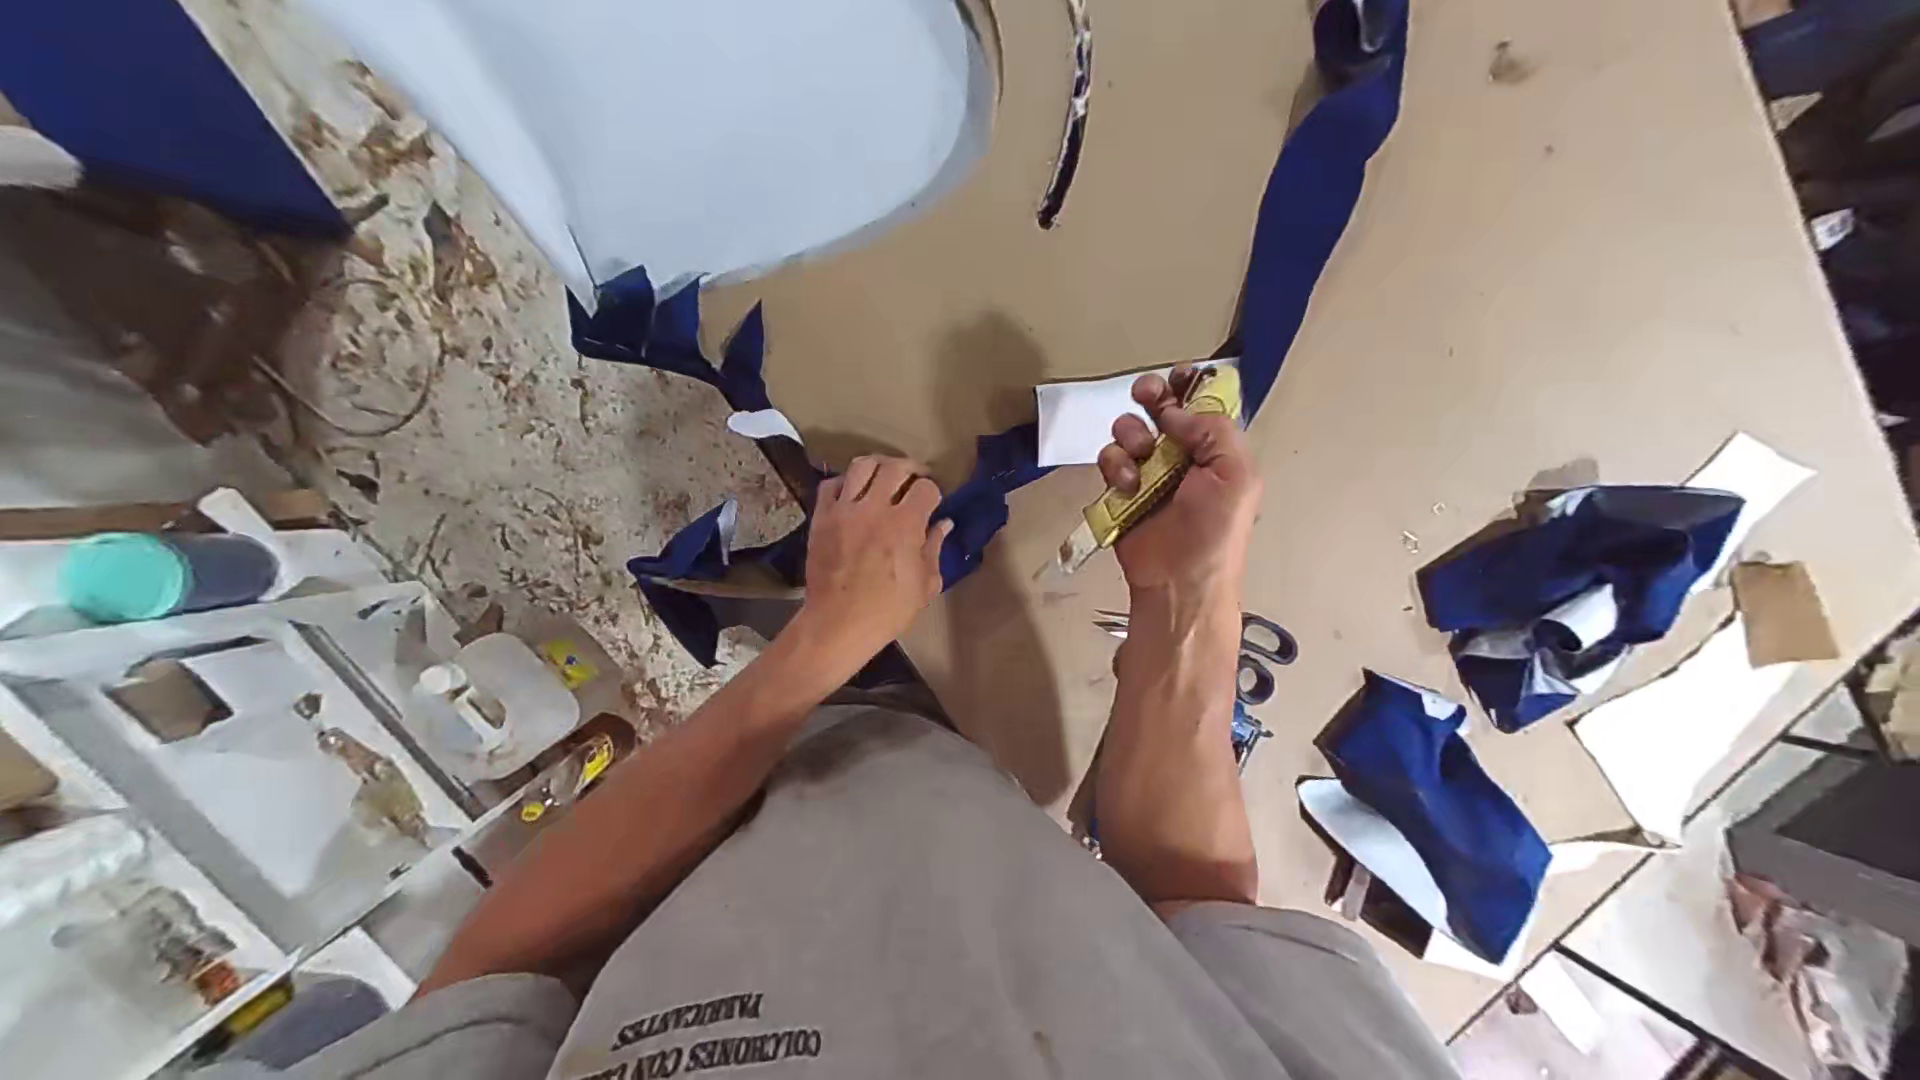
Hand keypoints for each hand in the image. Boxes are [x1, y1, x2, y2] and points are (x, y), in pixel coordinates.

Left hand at [796, 455, 951, 667]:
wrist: (839, 623)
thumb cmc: (888, 610)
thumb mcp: (926, 584)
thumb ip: (936, 548)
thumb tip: (944, 524)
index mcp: (905, 524)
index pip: (926, 488)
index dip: (934, 493)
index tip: (933, 503)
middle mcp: (875, 508)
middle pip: (895, 467)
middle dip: (910, 469)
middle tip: (914, 479)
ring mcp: (844, 510)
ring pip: (861, 466)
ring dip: (878, 466)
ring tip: (884, 476)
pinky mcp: (821, 518)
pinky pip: (830, 485)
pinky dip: (845, 482)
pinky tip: (853, 492)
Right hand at [1096, 365, 1262, 594]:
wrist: (1179, 580)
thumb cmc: (1216, 530)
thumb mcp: (1237, 474)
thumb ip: (1214, 430)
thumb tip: (1175, 411)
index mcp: (1216, 449)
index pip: (1201, 404)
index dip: (1188, 385)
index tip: (1177, 376)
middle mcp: (1182, 455)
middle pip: (1159, 408)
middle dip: (1151, 395)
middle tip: (1145, 394)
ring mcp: (1148, 472)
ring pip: (1129, 430)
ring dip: (1132, 435)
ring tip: (1141, 456)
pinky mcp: (1119, 490)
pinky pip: (1109, 460)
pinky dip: (1115, 466)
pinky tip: (1127, 485)